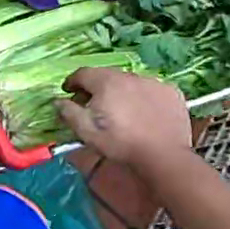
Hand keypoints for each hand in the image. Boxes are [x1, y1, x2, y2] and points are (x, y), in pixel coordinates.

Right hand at [55, 67, 191, 168]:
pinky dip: (142, 96)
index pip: (83, 73)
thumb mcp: (87, 132)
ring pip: (129, 81)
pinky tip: (143, 112)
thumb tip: (58, 101)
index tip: (68, 90)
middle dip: (95, 87)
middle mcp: (129, 76)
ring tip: (119, 109)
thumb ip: (69, 113)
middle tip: (91, 103)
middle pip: (106, 75)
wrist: (163, 155)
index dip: (73, 81)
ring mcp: (153, 82)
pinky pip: (150, 89)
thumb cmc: (120, 143)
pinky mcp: (171, 92)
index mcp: (106, 82)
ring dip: (120, 91)